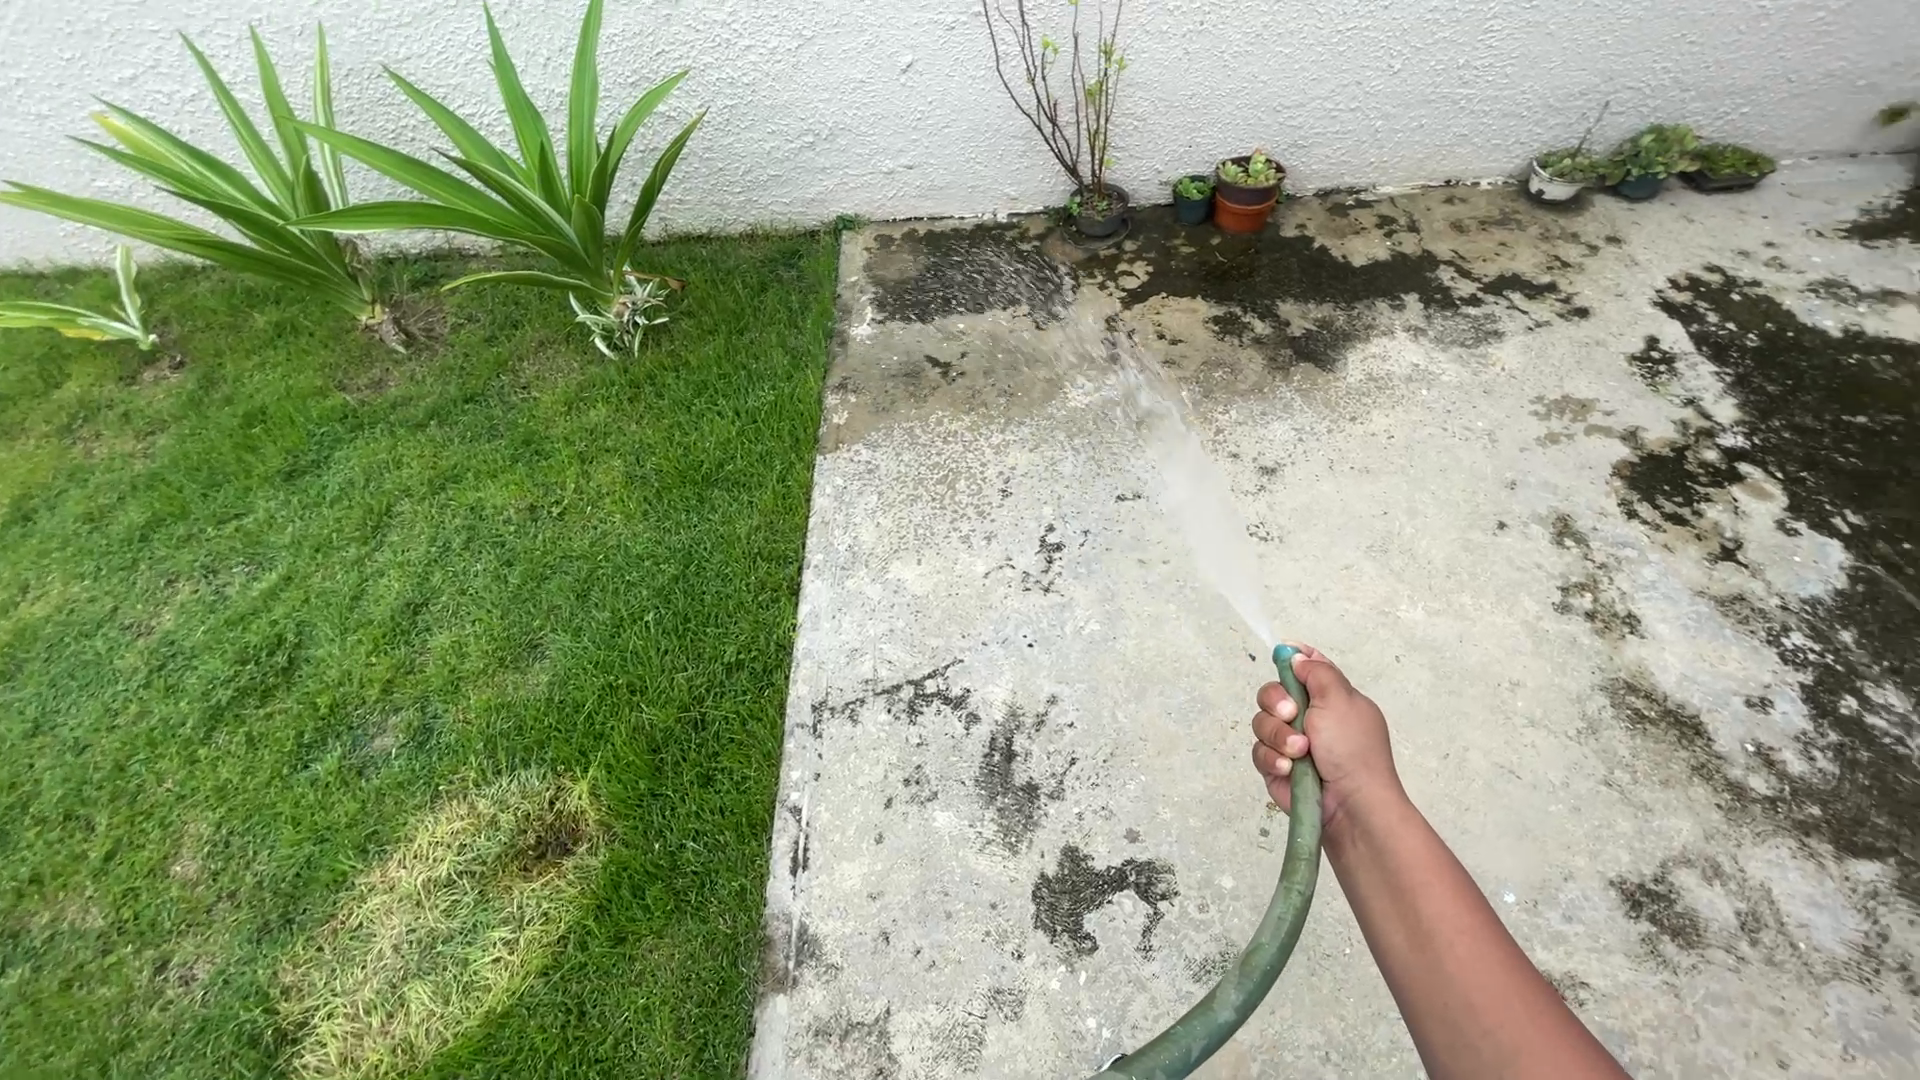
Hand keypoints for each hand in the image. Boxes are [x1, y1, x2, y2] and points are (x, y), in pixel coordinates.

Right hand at [1250, 644, 1404, 838]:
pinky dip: (1273, 759)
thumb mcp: (1340, 699)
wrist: (1349, 804)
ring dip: (1278, 736)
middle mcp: (1309, 717)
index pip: (1307, 668)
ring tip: (1299, 752)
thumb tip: (1296, 657)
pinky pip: (1259, 751)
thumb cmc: (1352, 749)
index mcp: (1330, 697)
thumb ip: (1316, 672)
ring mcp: (1290, 742)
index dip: (1292, 658)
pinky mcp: (1276, 765)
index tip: (1281, 655)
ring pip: (1261, 722)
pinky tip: (1289, 769)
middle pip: (1272, 692)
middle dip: (1275, 701)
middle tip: (1291, 713)